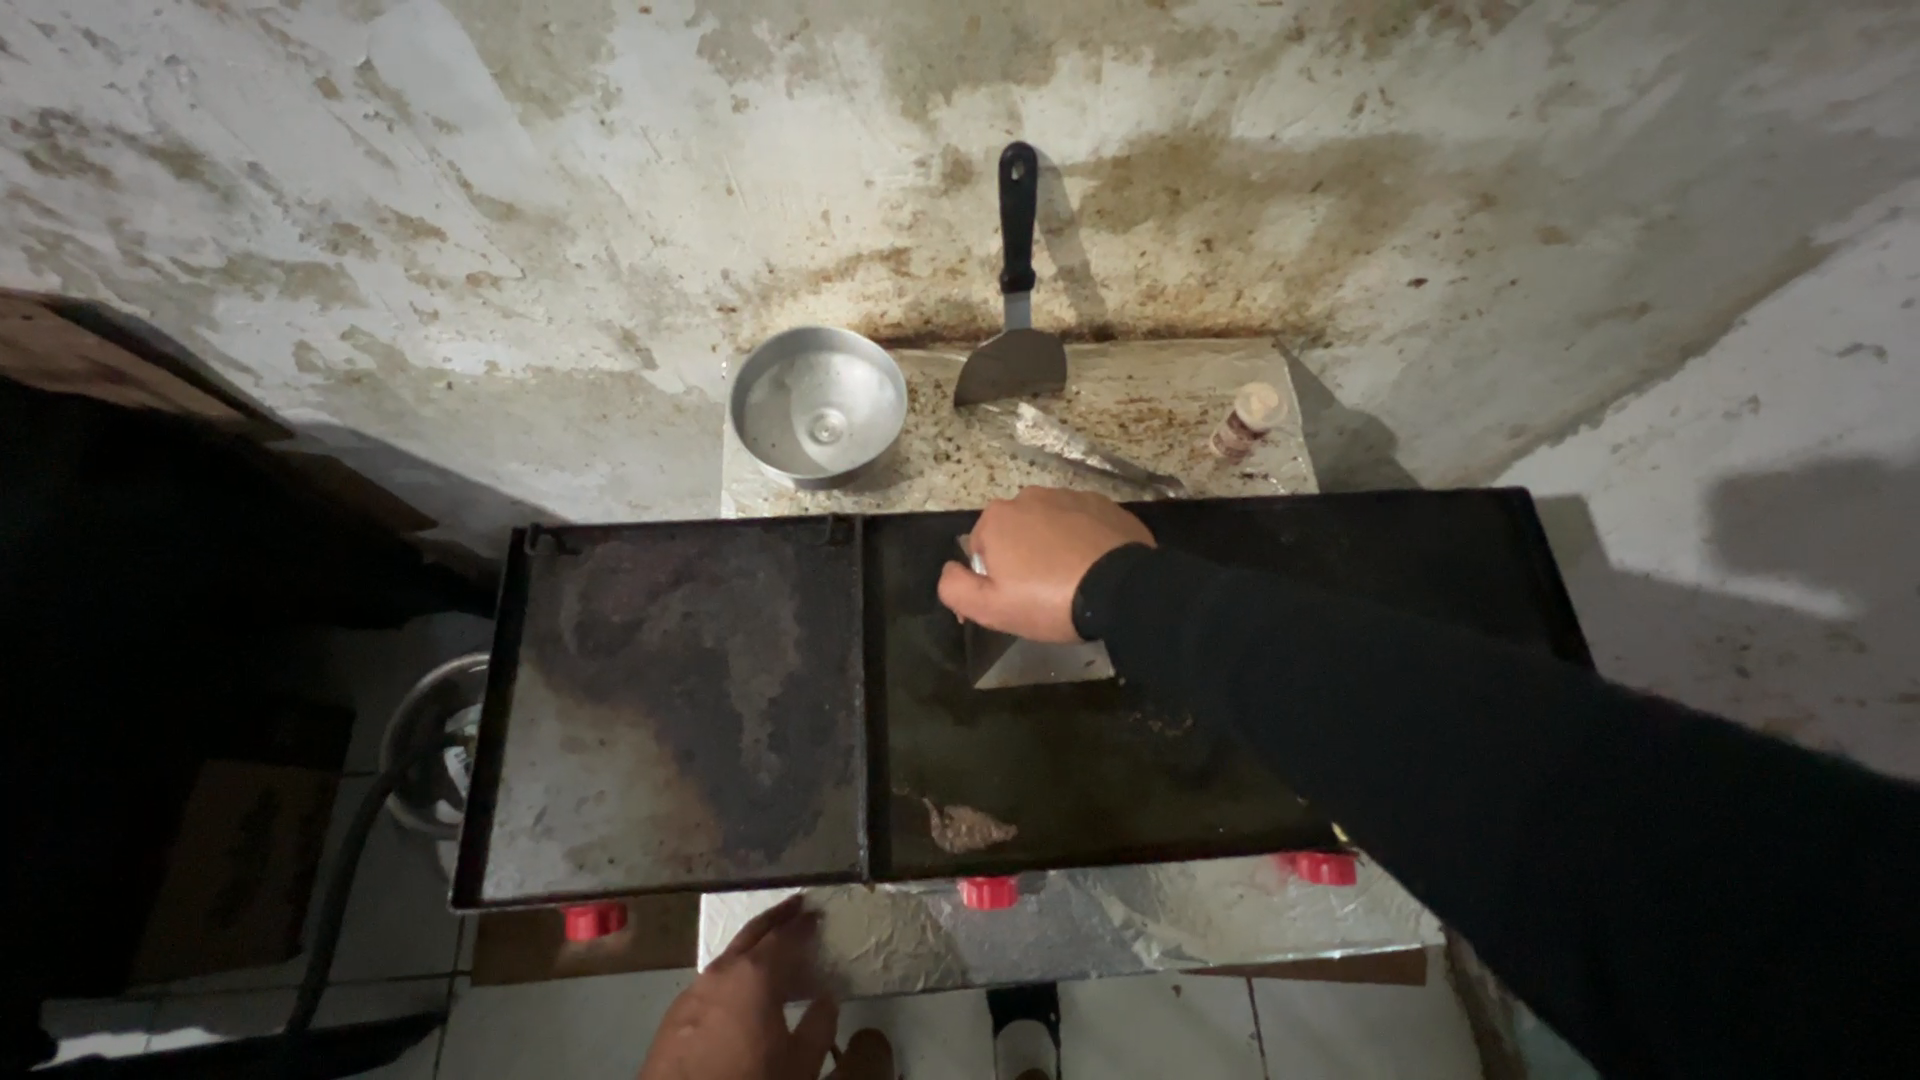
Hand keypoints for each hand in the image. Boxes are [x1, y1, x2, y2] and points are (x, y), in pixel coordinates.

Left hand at [637, 896, 836, 1079]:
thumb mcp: (799, 1065)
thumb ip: (819, 1026)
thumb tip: (827, 999)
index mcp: (754, 975)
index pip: (784, 936)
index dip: (803, 924)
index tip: (816, 914)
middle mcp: (721, 972)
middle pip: (752, 933)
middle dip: (776, 918)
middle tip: (795, 906)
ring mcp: (693, 993)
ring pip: (728, 959)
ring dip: (752, 950)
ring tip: (772, 955)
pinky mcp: (674, 1018)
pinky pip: (711, 984)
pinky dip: (732, 978)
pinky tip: (739, 997)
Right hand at [938, 487, 1155, 642]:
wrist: (1122, 590)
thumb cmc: (1049, 599)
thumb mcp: (990, 608)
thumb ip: (954, 587)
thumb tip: (948, 570)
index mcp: (997, 517)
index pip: (980, 551)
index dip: (992, 581)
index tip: (1013, 604)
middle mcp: (1031, 496)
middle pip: (1015, 535)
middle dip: (1023, 560)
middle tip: (1043, 595)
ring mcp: (1071, 497)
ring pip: (1050, 528)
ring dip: (1053, 549)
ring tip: (1072, 583)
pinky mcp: (1105, 505)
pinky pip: (1083, 526)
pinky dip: (1083, 543)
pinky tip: (1094, 569)